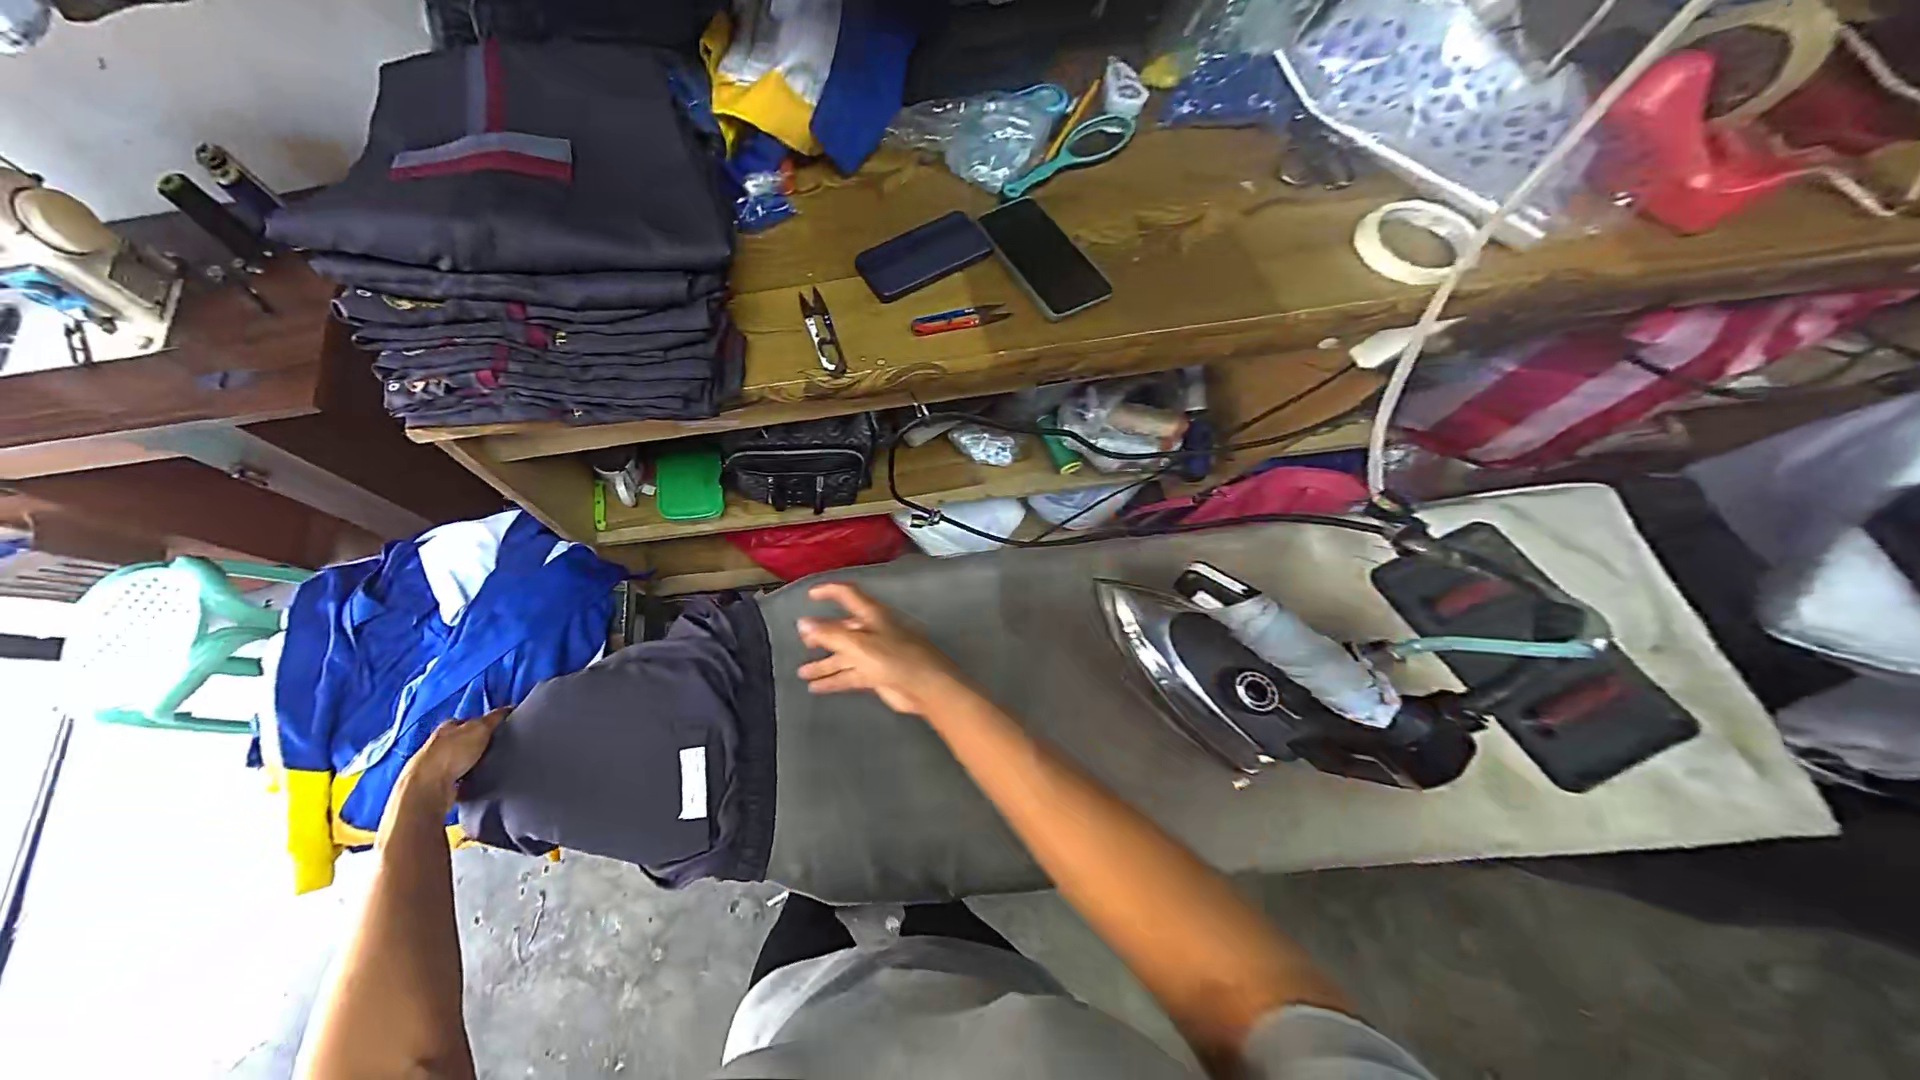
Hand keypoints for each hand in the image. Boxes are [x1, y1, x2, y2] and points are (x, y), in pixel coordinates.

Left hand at [394, 707, 508, 810]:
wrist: (427, 787)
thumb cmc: (453, 752)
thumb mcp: (480, 728)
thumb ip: (494, 718)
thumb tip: (509, 708)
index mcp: (446, 727)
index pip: (466, 720)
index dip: (482, 723)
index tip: (497, 729)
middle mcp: (436, 744)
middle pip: (461, 740)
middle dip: (476, 744)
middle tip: (496, 747)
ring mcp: (432, 766)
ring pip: (457, 760)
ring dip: (469, 763)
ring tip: (487, 765)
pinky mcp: (433, 785)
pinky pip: (455, 778)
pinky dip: (464, 779)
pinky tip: (474, 781)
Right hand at [796, 583, 972, 715]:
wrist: (926, 686)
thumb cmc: (895, 658)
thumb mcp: (859, 644)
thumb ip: (831, 634)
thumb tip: (803, 623)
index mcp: (872, 615)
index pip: (848, 595)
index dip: (830, 592)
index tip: (810, 594)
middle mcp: (873, 630)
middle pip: (844, 629)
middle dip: (823, 635)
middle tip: (803, 643)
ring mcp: (875, 653)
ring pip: (845, 656)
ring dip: (825, 664)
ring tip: (802, 672)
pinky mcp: (877, 674)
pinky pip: (850, 674)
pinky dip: (834, 680)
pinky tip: (816, 688)